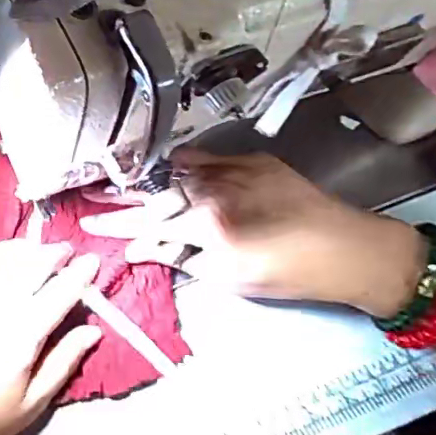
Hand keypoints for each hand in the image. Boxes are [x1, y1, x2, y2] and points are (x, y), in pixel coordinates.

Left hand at [0, 240, 100, 434]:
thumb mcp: (30, 406)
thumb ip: (64, 361)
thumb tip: (92, 330)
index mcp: (20, 338)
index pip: (60, 290)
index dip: (81, 272)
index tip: (94, 261)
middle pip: (33, 263)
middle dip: (56, 253)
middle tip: (69, 254)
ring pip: (5, 254)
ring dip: (29, 249)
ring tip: (41, 255)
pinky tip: (5, 258)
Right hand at [80, 149, 423, 316]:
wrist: (344, 248)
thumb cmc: (287, 274)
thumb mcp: (228, 277)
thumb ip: (181, 258)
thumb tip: (143, 249)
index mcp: (207, 223)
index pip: (149, 225)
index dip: (117, 228)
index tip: (91, 225)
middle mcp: (214, 188)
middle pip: (157, 197)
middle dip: (125, 205)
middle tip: (98, 207)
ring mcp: (232, 168)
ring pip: (176, 174)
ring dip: (151, 186)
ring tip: (129, 190)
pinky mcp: (249, 159)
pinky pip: (205, 157)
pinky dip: (183, 166)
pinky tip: (171, 171)